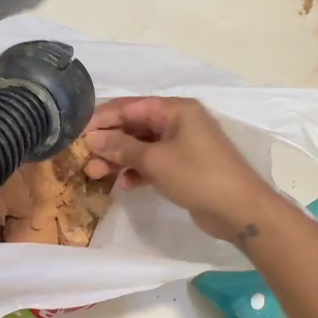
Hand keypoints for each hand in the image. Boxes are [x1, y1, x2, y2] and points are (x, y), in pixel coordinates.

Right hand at [83, 96, 279, 244]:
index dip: (103, 118)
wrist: (239, 210)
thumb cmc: (197, 176)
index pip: (131, 106)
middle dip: (108, 142)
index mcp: (176, 110)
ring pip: (141, 146)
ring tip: (95, 174)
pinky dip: (136, 171)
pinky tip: (122, 184)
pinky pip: (152, 163)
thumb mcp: (154, 160)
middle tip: (84, 158)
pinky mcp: (184, 167)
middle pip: (134, 126)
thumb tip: (92, 139)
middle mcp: (179, 123)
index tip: (78, 132)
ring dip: (118, 158)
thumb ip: (121, 147)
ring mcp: (182, 145)